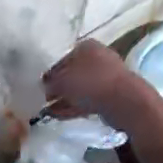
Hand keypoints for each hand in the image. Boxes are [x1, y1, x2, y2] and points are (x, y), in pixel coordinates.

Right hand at [43, 40, 162, 134]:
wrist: (125, 102)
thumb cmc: (91, 84)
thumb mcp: (63, 81)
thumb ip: (49, 83)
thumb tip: (43, 87)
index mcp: (86, 47)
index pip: (61, 58)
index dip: (48, 72)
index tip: (37, 86)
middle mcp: (97, 58)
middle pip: (71, 74)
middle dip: (57, 88)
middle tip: (41, 100)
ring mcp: (105, 78)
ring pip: (79, 89)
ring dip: (63, 99)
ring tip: (47, 111)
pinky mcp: (110, 97)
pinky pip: (86, 101)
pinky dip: (73, 107)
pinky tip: (59, 115)